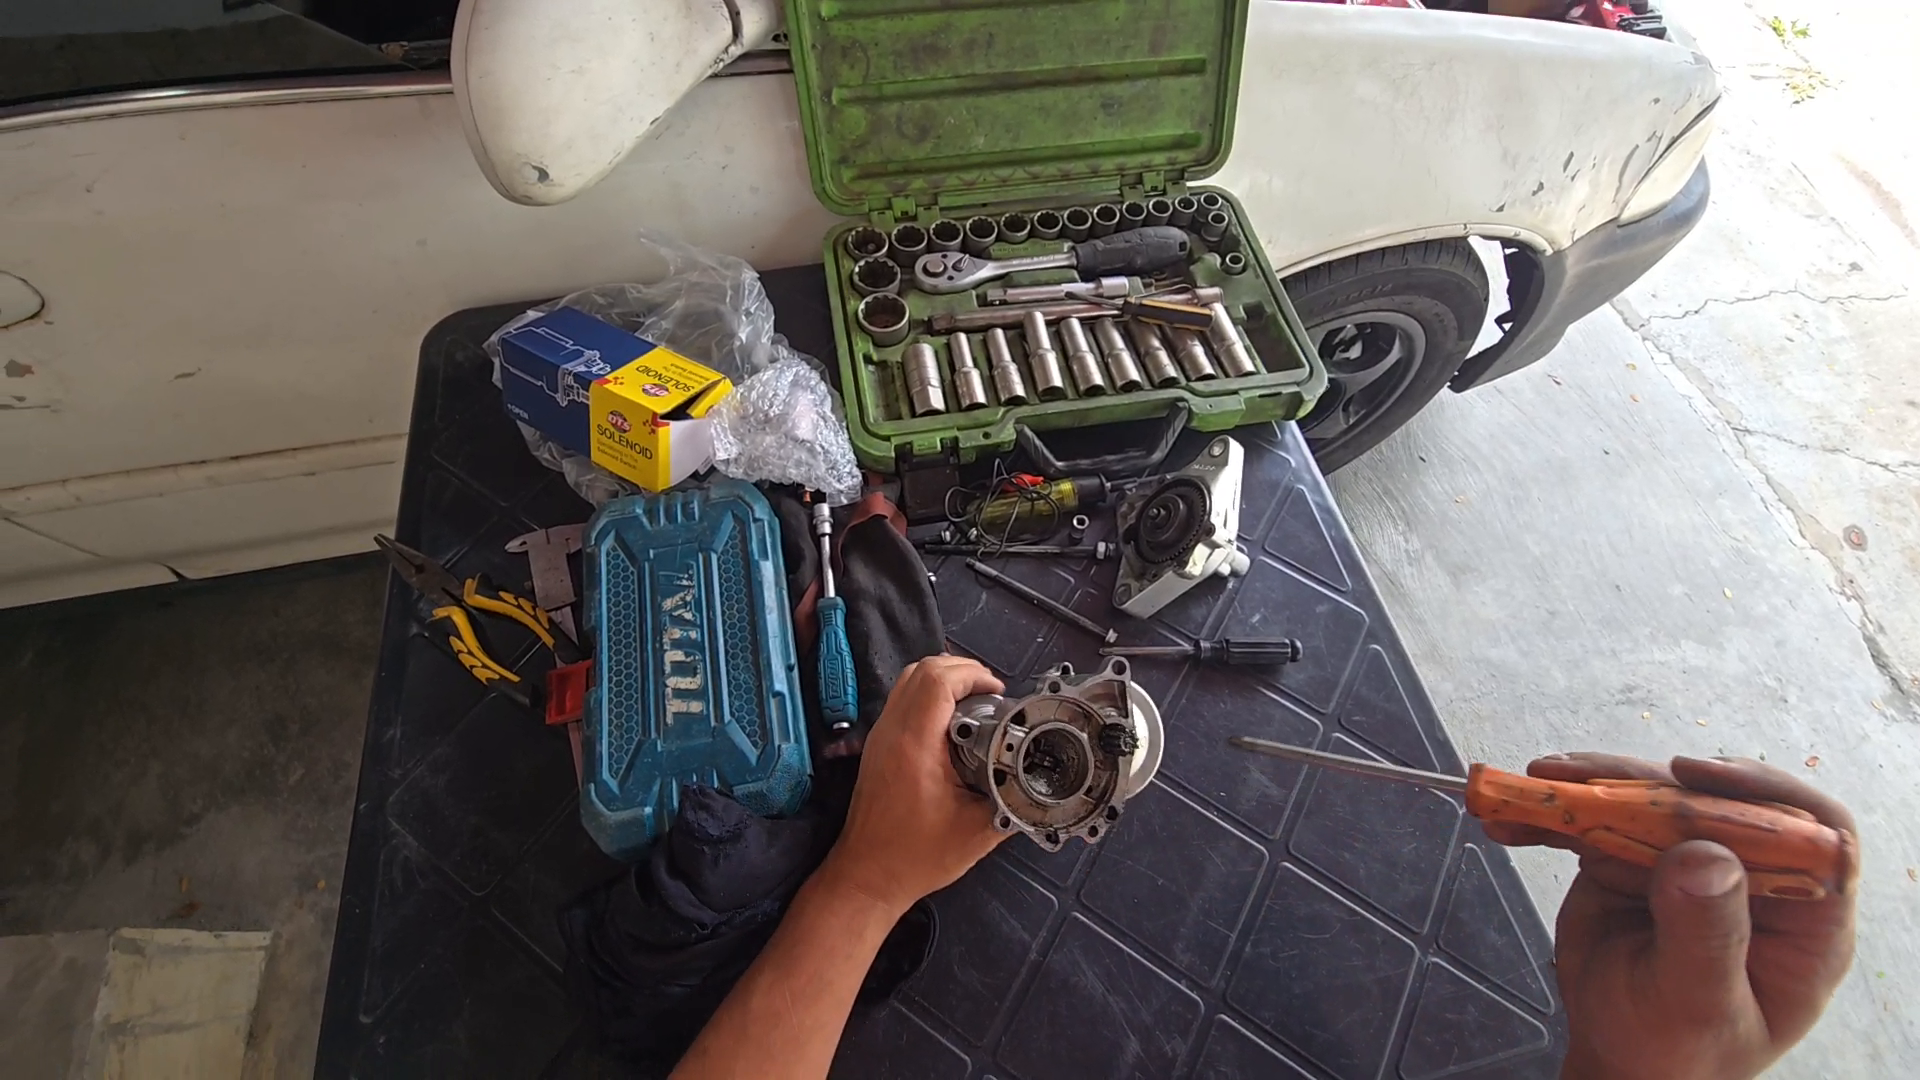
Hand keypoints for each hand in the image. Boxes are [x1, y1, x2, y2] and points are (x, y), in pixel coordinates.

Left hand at [818, 656, 1008, 915]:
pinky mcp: (879, 743)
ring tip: (976, 699)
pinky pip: (903, 697)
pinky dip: (930, 693)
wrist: (867, 875)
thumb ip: (1010, 797)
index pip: (939, 680)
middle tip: (991, 692)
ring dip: (944, 678)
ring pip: (909, 678)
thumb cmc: (914, 856)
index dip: (974, 676)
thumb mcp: (977, 830)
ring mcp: (881, 734)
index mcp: (914, 743)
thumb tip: (1035, 776)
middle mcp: (892, 730)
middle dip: (962, 670)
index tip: (997, 693)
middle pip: (922, 669)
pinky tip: (953, 718)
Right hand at [1483, 754, 1858, 1079]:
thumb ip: (1705, 931)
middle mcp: (1742, 879)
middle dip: (1626, 780)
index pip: (1809, 832)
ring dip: (1571, 790)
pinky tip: (1505, 822)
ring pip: (1633, 803)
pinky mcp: (1622, 863)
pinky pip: (1582, 824)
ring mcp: (1676, 866)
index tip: (1689, 774)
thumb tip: (1705, 854)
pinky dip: (1539, 818)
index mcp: (1797, 916)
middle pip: (1697, 802)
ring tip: (1520, 789)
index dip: (1760, 791)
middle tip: (1562, 775)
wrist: (1620, 1058)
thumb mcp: (1695, 998)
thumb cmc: (1678, 1049)